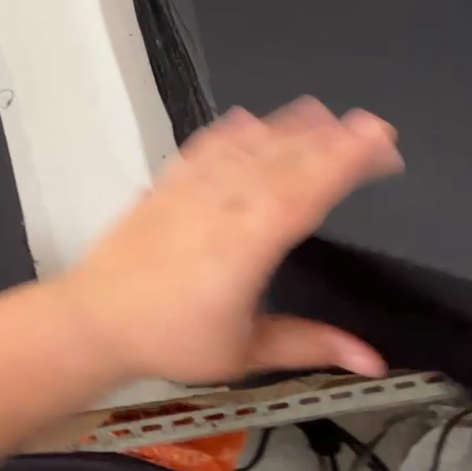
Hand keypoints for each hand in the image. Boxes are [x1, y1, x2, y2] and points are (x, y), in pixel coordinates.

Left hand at [52, 98, 401, 384]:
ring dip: (282, 128)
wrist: (94, 319)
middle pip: (279, 163)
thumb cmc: (167, 337)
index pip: (304, 194)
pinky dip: (226, 133)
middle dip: (327, 139)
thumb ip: (308, 343)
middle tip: (369, 125)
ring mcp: (186, 193)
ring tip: (319, 112)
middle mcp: (217, 208)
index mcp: (244, 245)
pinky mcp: (162, 188)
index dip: (343, 163)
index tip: (377, 141)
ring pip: (242, 150)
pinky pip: (200, 151)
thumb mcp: (243, 351)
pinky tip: (245, 120)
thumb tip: (370, 358)